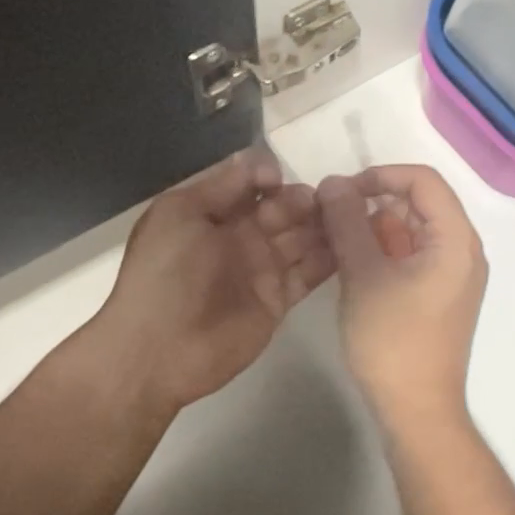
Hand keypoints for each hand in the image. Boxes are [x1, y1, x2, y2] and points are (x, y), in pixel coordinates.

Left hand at [94, 150, 334, 412]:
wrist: (159, 349)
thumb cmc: (165, 274)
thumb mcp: (181, 214)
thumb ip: (223, 185)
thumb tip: (266, 164)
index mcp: (212, 212)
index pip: (252, 183)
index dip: (271, 176)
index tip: (283, 180)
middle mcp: (239, 236)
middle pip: (283, 208)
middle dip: (305, 200)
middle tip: (332, 197)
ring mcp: (261, 268)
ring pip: (301, 238)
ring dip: (324, 225)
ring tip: (353, 214)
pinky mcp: (279, 300)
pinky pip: (310, 272)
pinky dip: (331, 258)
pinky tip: (355, 242)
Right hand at [315, 165, 487, 418]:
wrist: (417, 409)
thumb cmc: (392, 340)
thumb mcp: (363, 275)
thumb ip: (347, 222)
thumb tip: (333, 183)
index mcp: (456, 240)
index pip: (423, 181)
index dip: (380, 175)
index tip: (341, 192)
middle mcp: (463, 251)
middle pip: (419, 203)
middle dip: (374, 201)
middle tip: (330, 214)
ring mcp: (452, 276)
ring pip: (412, 231)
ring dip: (375, 227)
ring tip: (333, 238)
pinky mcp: (439, 297)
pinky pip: (412, 257)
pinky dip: (384, 251)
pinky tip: (351, 262)